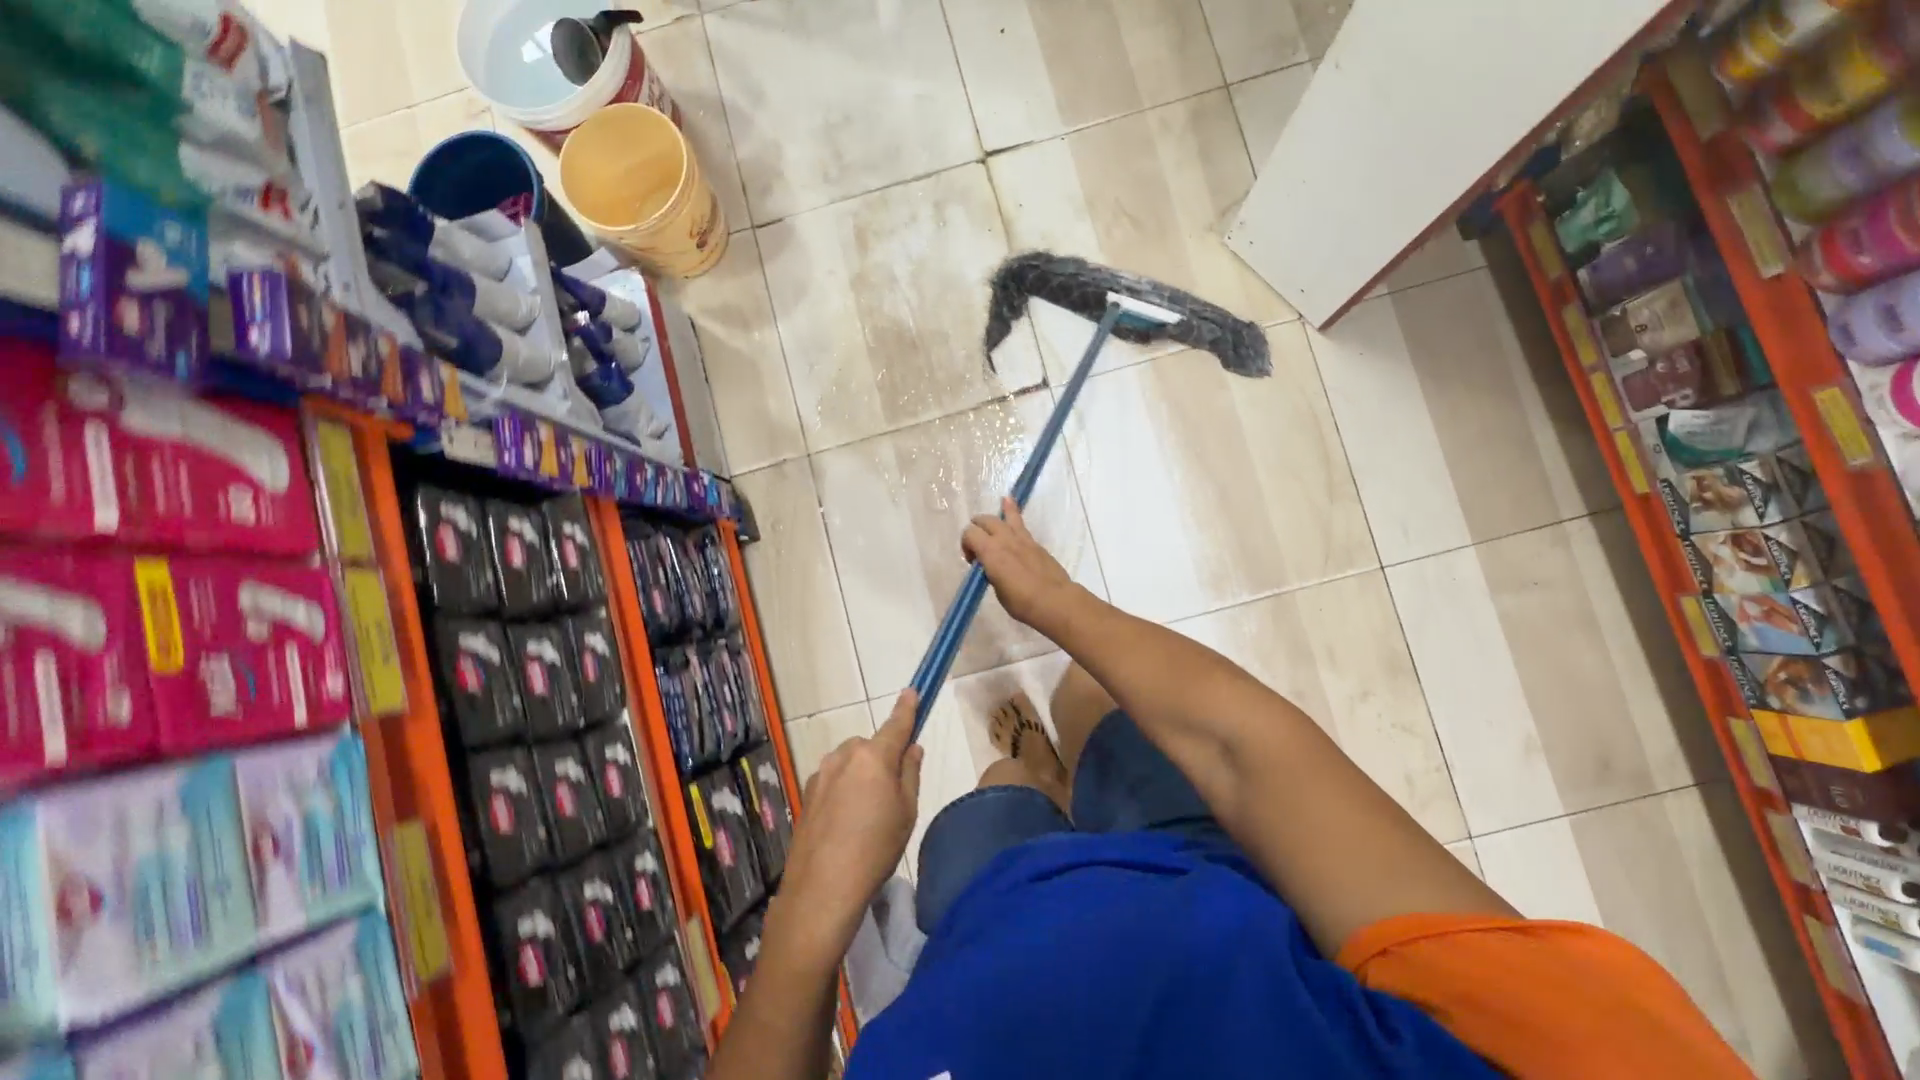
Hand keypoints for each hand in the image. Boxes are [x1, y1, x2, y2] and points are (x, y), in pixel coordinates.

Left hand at [776, 691, 924, 958]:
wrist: (822, 888)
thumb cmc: (876, 849)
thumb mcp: (906, 812)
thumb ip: (910, 774)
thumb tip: (911, 748)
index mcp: (873, 757)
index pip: (896, 725)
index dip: (907, 709)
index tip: (913, 691)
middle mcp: (843, 757)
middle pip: (870, 746)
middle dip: (882, 759)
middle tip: (894, 794)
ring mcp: (820, 776)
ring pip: (849, 764)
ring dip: (861, 776)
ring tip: (868, 817)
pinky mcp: (807, 796)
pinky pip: (833, 782)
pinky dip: (844, 791)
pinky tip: (847, 825)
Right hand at [961, 496, 1075, 626]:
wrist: (1054, 601)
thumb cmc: (1022, 602)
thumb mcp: (998, 590)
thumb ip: (991, 572)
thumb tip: (992, 567)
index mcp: (990, 551)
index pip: (969, 533)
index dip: (966, 543)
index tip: (972, 561)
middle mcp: (1004, 539)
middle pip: (985, 521)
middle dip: (977, 527)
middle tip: (978, 541)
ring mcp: (1022, 539)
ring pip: (1007, 517)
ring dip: (1001, 511)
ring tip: (1003, 500)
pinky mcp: (1035, 544)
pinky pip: (1021, 525)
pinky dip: (1014, 515)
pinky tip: (1012, 509)